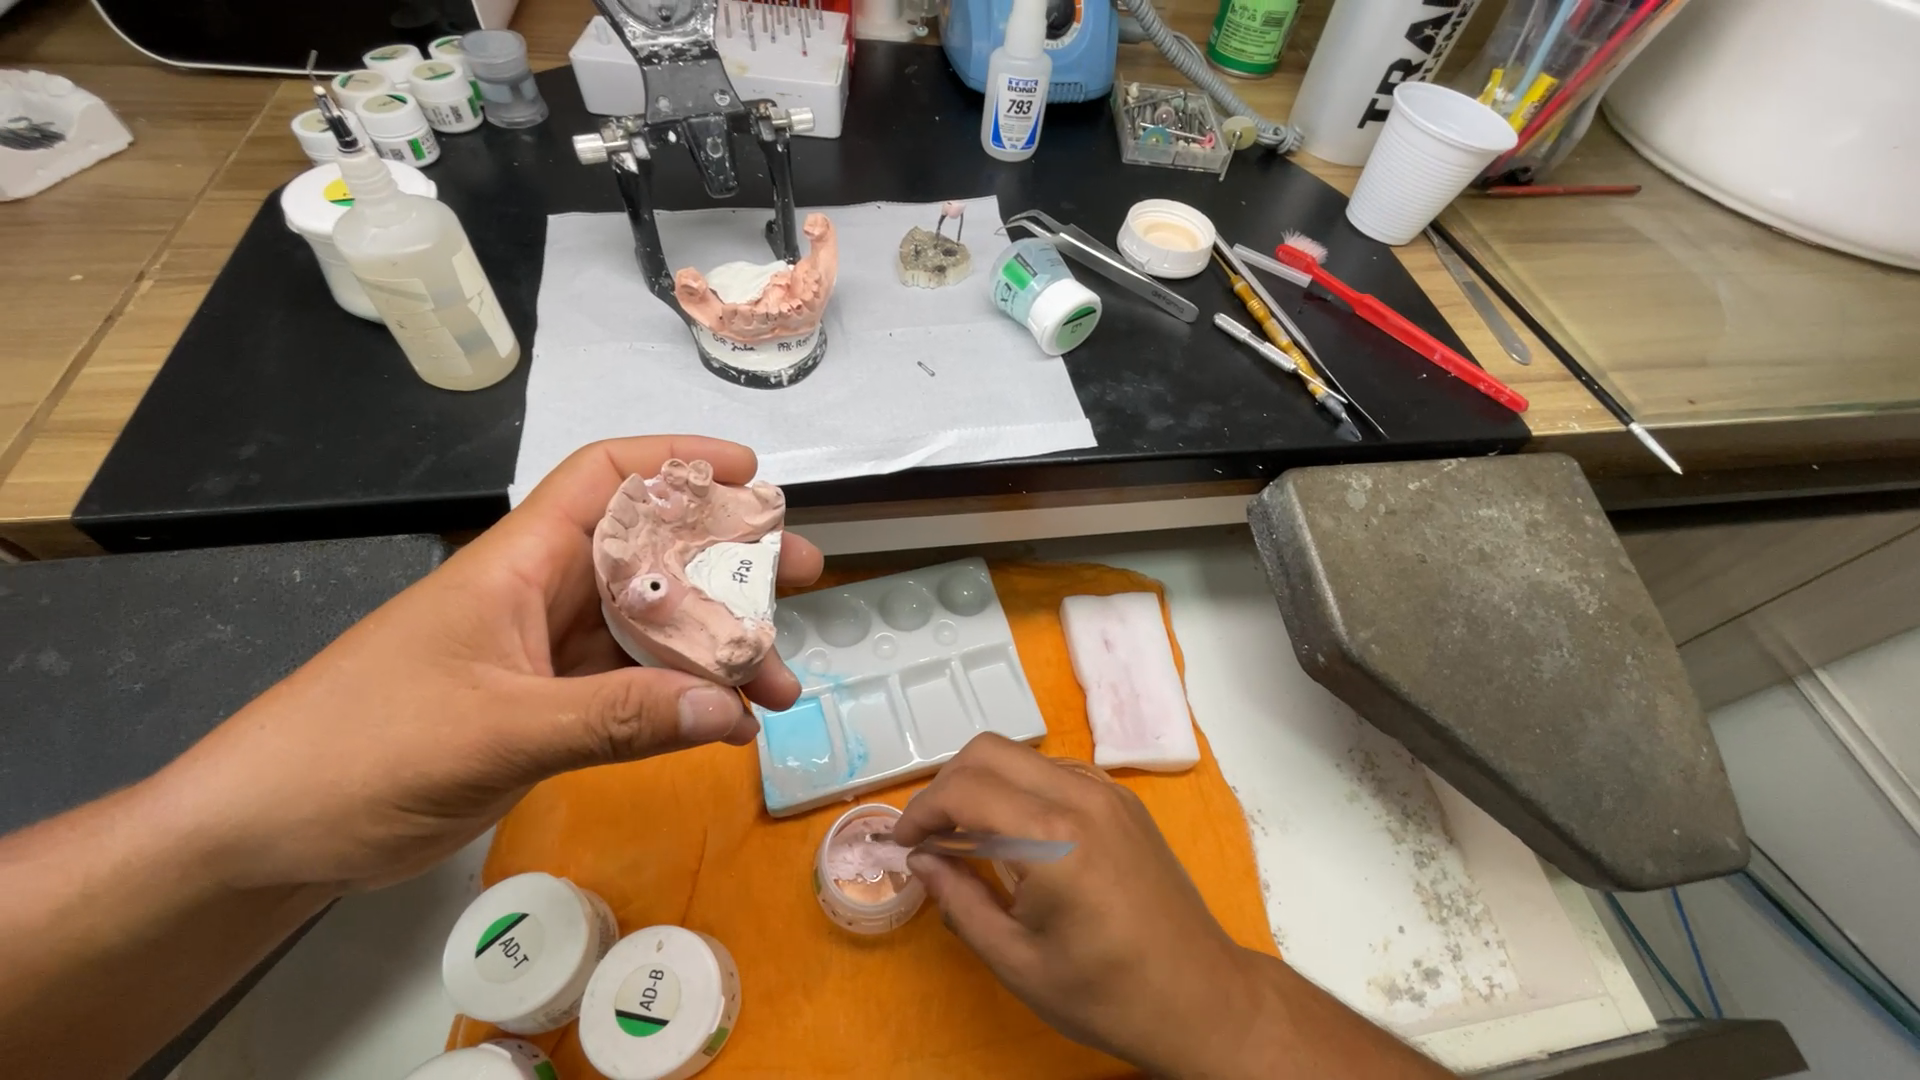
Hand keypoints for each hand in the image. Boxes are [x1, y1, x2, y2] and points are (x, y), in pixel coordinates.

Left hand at [159, 436, 821, 893]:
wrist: (265, 835)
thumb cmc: (361, 751)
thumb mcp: (496, 730)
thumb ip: (617, 718)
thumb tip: (732, 709)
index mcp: (521, 562)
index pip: (607, 478)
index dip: (679, 460)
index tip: (752, 475)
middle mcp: (545, 594)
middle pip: (654, 555)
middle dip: (730, 561)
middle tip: (800, 578)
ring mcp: (550, 653)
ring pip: (654, 629)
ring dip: (717, 649)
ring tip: (778, 684)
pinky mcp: (553, 706)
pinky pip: (637, 687)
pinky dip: (683, 700)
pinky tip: (727, 723)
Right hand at [894, 736, 1451, 1079]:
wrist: (1201, 996)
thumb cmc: (1106, 993)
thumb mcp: (1017, 962)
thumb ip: (959, 901)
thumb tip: (919, 860)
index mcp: (1054, 838)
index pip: (965, 788)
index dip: (921, 810)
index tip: (904, 844)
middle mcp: (1081, 795)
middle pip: (988, 750)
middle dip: (945, 785)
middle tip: (929, 835)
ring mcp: (1107, 790)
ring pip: (1020, 754)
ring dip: (982, 782)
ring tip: (967, 835)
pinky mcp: (1122, 798)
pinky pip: (1053, 770)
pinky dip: (1018, 787)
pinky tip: (1015, 834)